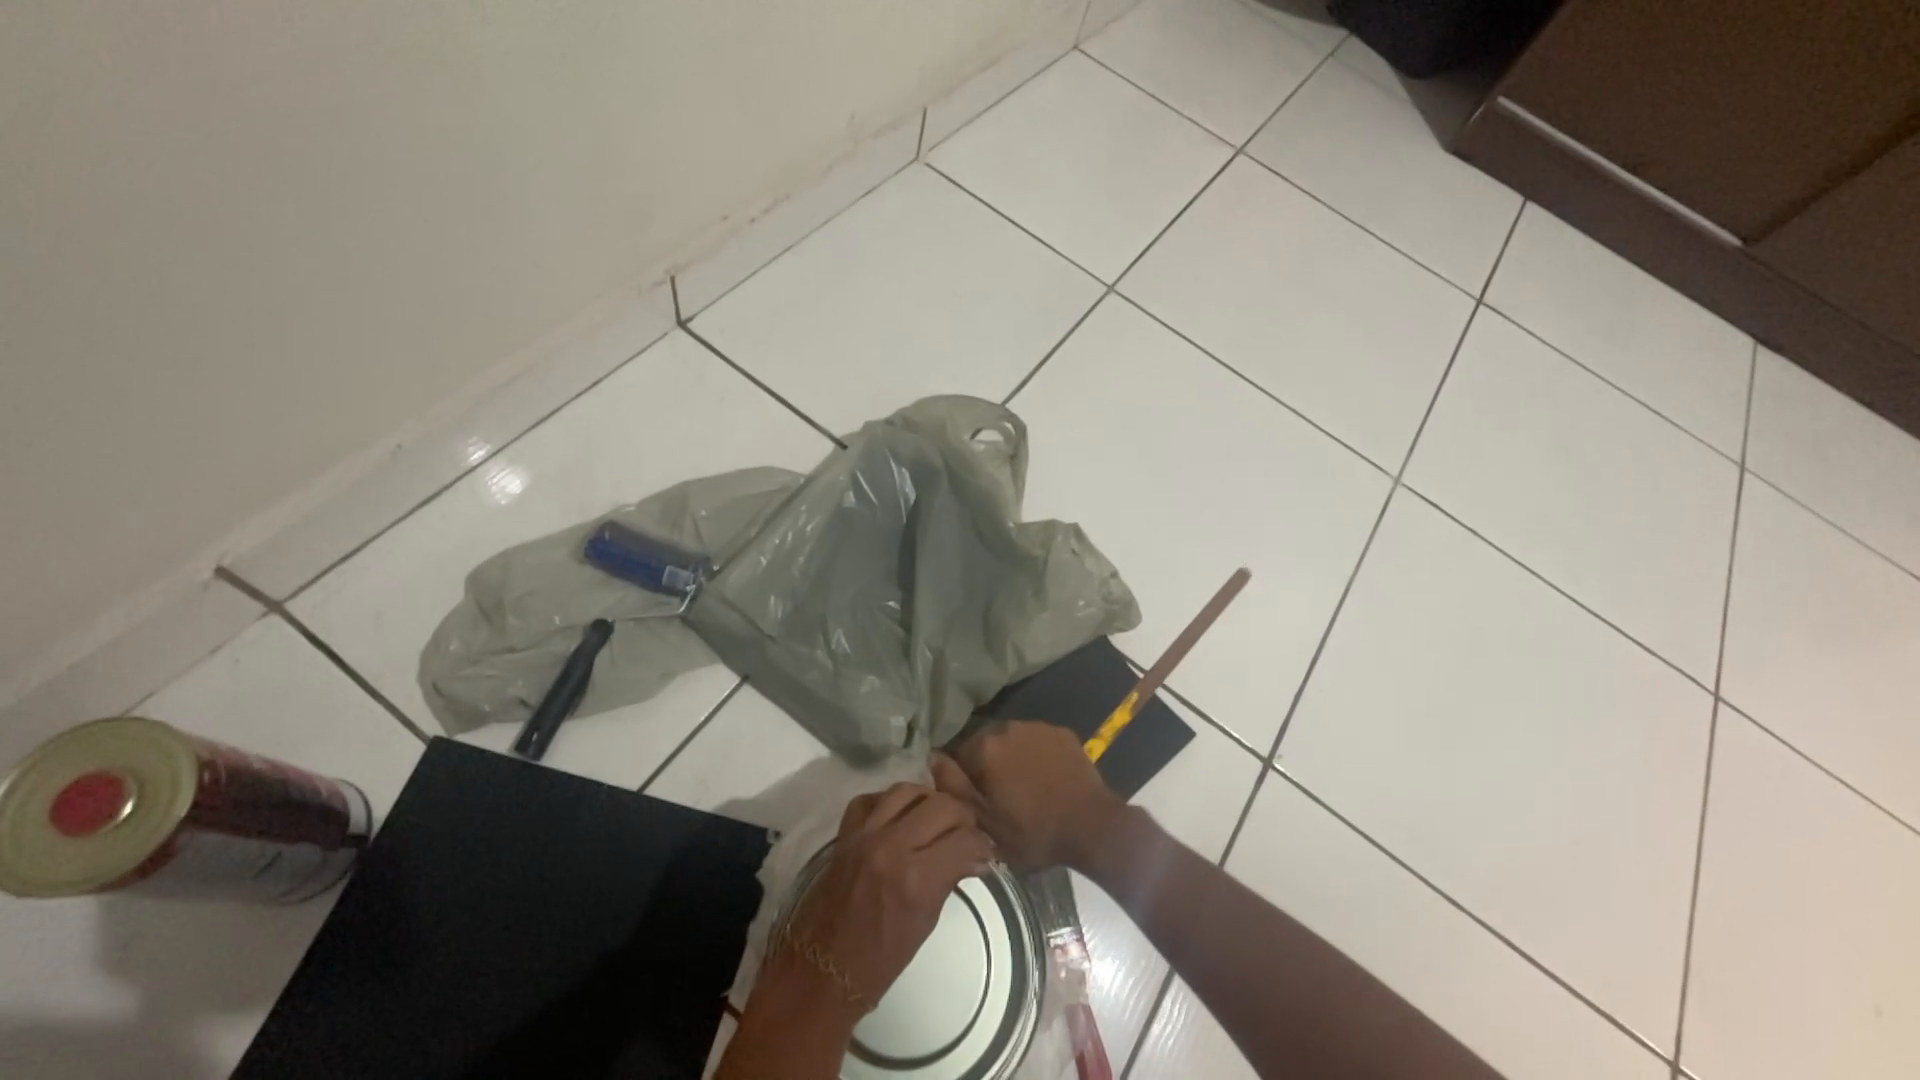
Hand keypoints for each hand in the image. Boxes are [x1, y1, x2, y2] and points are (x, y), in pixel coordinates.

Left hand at [780, 783, 993, 1011]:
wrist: (822, 968)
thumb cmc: (881, 958)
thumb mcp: (926, 921)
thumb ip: (950, 879)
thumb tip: (977, 856)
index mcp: (917, 879)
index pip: (965, 839)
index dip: (982, 844)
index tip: (985, 851)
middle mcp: (891, 847)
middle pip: (942, 805)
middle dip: (962, 817)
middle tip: (964, 833)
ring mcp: (864, 836)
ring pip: (907, 791)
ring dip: (928, 801)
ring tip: (935, 818)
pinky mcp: (844, 834)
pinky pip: (871, 799)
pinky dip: (889, 803)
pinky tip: (899, 818)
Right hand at [932, 720, 1125, 870]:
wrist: (1091, 826)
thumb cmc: (1032, 831)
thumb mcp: (984, 821)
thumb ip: (953, 786)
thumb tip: (932, 757)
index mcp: (984, 747)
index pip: (957, 755)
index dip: (963, 779)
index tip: (976, 800)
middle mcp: (1007, 726)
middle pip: (985, 745)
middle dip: (988, 766)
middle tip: (1000, 797)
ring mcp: (1038, 727)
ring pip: (1012, 741)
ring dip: (1012, 758)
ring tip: (1025, 788)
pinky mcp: (1062, 733)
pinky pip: (1038, 741)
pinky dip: (1037, 755)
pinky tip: (1046, 779)